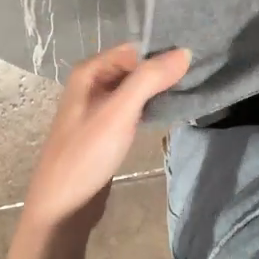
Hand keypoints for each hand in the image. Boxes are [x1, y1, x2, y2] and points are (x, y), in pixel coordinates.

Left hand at [21, 43, 190, 232]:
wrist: (61, 209)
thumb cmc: (86, 155)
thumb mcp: (119, 112)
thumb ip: (149, 79)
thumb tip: (185, 51)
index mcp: (89, 71)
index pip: (134, 48)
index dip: (161, 53)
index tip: (193, 60)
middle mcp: (92, 83)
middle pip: (135, 66)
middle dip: (163, 71)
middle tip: (197, 75)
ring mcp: (98, 107)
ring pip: (135, 88)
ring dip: (158, 89)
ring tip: (190, 90)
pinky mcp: (105, 129)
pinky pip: (133, 107)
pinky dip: (150, 106)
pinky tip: (169, 112)